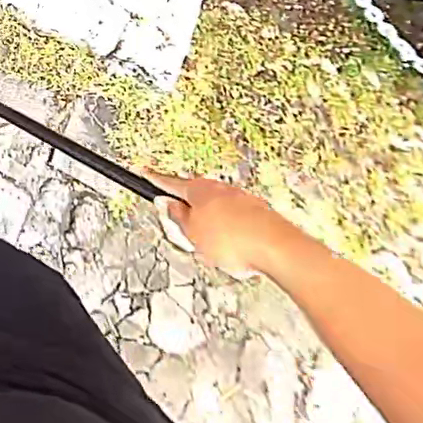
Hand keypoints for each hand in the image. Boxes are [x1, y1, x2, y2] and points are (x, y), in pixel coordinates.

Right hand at [146, 173, 312, 276]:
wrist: (278, 249)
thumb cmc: (234, 239)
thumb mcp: (192, 233)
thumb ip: (177, 218)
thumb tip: (168, 205)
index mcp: (199, 190)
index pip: (170, 182)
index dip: (154, 179)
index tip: (144, 171)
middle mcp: (220, 188)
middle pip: (195, 198)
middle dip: (189, 214)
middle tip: (185, 232)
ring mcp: (241, 199)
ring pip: (216, 212)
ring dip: (211, 227)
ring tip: (215, 251)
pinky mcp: (259, 214)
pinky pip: (236, 222)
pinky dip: (231, 234)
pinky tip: (235, 251)